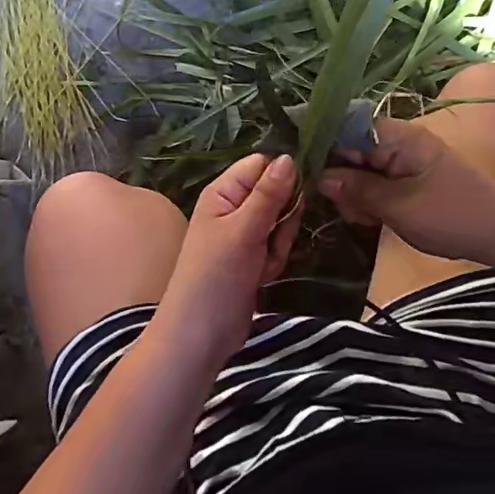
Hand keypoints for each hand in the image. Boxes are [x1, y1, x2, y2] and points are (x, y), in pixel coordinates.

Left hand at [154, 153, 299, 363]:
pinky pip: (278, 245)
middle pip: (278, 193)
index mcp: (223, 191)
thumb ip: (269, 194)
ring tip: (262, 265)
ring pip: (282, 222)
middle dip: (283, 219)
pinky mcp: (253, 256)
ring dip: (279, 244)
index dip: (282, 177)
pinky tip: (262, 278)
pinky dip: (276, 261)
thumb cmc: (215, 277)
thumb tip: (289, 157)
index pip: (262, 164)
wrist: (200, 336)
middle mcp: (233, 206)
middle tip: (269, 241)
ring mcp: (244, 232)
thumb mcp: (244, 231)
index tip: (294, 198)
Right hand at [319, 118, 494, 267]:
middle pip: (351, 149)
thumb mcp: (400, 207)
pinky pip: (377, 180)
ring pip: (361, 167)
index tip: (307, 174)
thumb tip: (322, 177)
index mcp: (398, 137)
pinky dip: (369, 198)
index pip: (347, 128)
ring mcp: (404, 158)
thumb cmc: (453, 215)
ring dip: (354, 191)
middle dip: (340, 177)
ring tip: (362, 218)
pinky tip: (371, 218)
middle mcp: (398, 140)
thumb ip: (359, 190)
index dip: (324, 148)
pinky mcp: (409, 176)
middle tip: (346, 209)